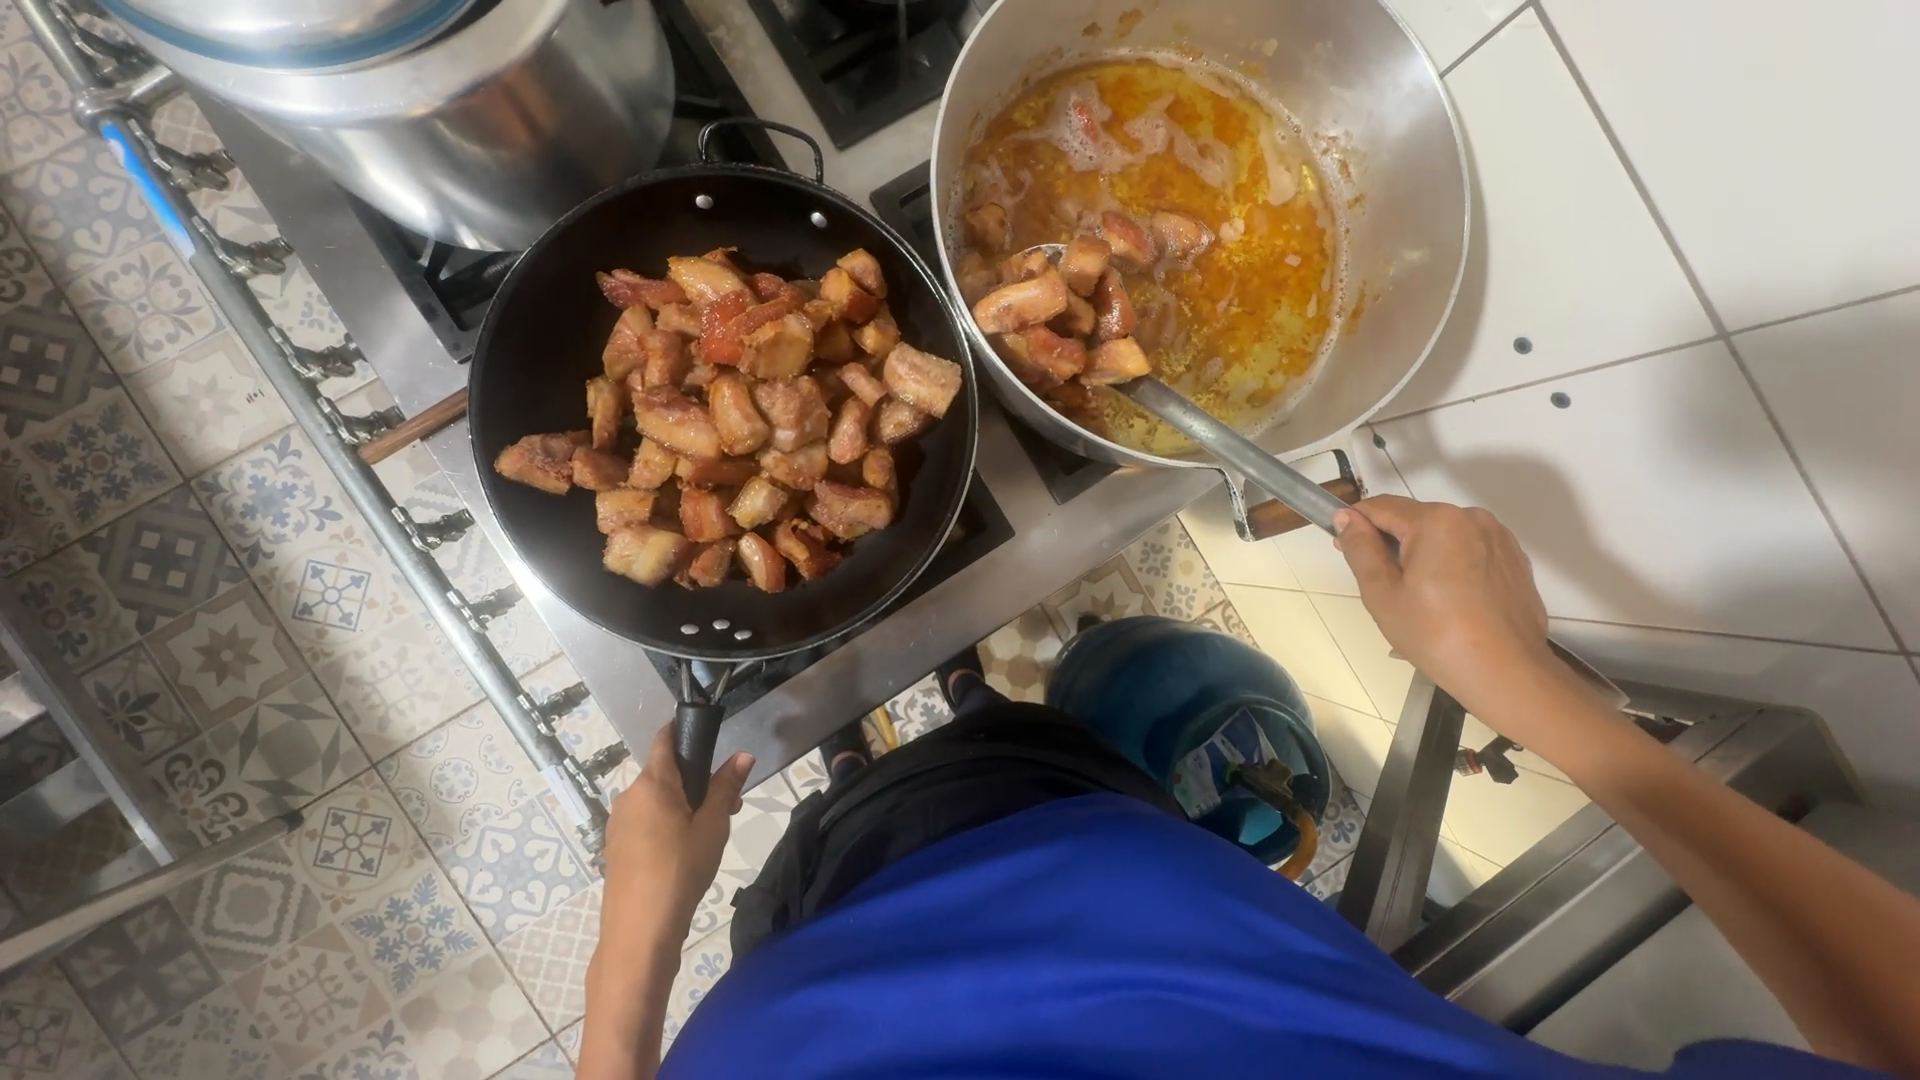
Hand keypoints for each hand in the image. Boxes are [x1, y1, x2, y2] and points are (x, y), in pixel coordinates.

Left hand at [597, 727, 752, 964]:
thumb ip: (725, 787)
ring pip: (656, 800)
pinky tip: (687, 851)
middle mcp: (629, 797)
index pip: (664, 740)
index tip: (711, 739)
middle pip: (665, 774)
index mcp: (651, 784)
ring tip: (712, 832)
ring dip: (684, 805)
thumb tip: (742, 755)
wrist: (639, 933)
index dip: (686, 732)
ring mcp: (619, 824)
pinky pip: (646, 822)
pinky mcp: (616, 849)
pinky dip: (667, 824)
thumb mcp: (713, 826)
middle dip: (697, 781)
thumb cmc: (681, 870)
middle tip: (729, 805)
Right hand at [1334, 496, 1555, 713]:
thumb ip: (1360, 548)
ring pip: (1442, 534)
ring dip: (1421, 553)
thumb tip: (1346, 518)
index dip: (1355, 523)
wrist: (1506, 673)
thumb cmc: (1434, 634)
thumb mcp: (1381, 592)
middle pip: (1414, 519)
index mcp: (1437, 521)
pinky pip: (1468, 549)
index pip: (1381, 506)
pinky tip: (1449, 600)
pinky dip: (1450, 564)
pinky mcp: (1514, 560)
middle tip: (1381, 584)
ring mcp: (1498, 538)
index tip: (1343, 548)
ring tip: (1418, 597)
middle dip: (1391, 541)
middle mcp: (1472, 518)